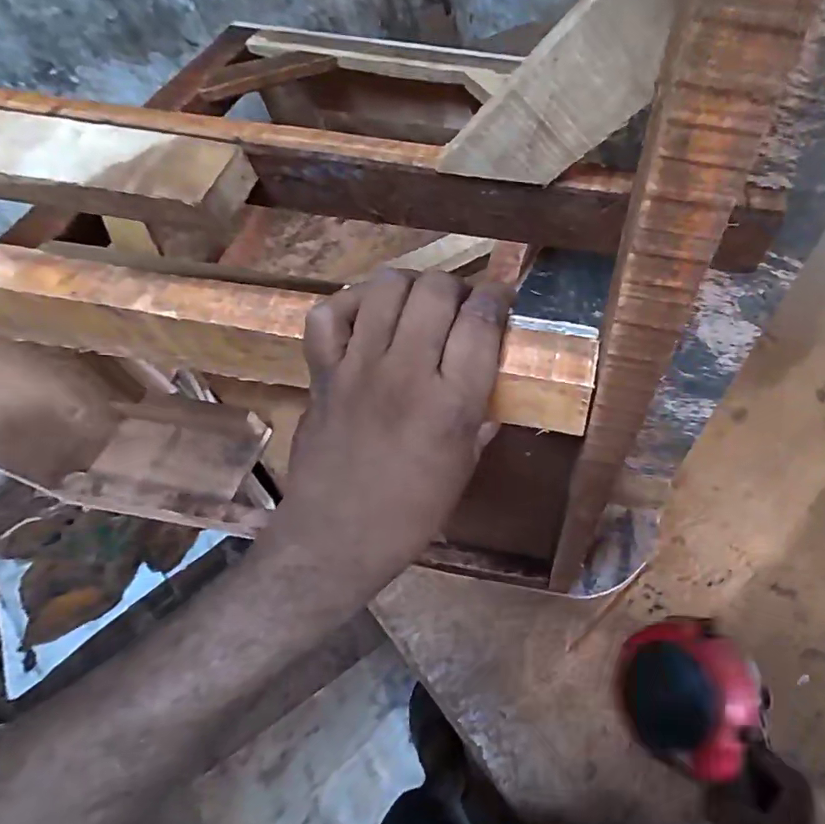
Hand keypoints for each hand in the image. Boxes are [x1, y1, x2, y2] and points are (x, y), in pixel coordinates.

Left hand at [251, 268, 513, 599]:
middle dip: (458, 287)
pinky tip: (368, 319)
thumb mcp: (462, 467)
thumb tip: (492, 382)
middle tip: (461, 305)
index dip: (498, 297)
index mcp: (451, 402)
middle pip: (436, 290)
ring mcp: (357, 368)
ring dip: (411, 287)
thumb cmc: (410, 513)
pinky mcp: (322, 373)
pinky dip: (351, 305)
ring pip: (386, 288)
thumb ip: (481, 417)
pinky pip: (329, 314)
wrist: (336, 537)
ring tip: (418, 305)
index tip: (502, 298)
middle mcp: (405, 372)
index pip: (480, 319)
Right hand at [707, 743, 824, 823]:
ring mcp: (819, 816)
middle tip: (713, 807)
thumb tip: (705, 772)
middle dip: (735, 787)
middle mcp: (813, 790)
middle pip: (762, 774)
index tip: (705, 775)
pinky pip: (780, 819)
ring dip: (746, 809)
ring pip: (769, 799)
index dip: (727, 759)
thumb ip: (720, 796)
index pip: (754, 750)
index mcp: (799, 780)